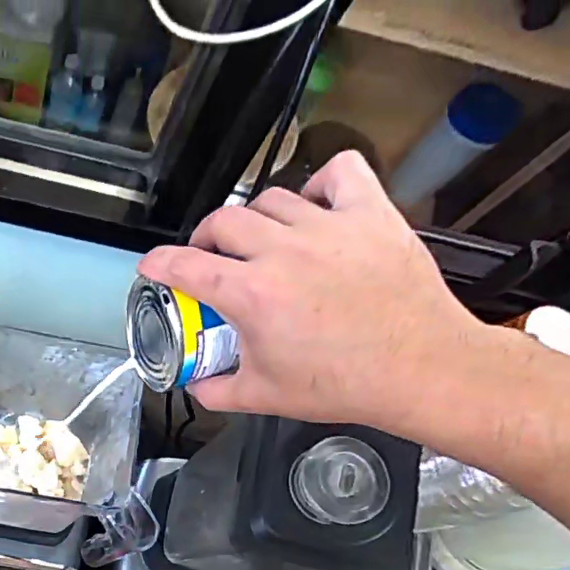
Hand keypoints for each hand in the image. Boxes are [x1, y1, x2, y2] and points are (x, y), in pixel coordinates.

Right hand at [136, 152, 497, 431]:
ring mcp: (328, 227)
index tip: (152, 265)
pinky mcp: (371, 214)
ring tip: (259, 238)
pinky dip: (319, 183)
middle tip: (208, 256)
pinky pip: (338, 172)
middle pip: (223, 221)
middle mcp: (284, 251)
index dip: (159, 264)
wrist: (417, 369)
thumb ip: (217, 390)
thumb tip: (198, 384)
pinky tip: (315, 205)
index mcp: (252, 294)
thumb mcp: (263, 396)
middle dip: (204, 237)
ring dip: (254, 218)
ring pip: (271, 199)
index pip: (186, 266)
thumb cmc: (342, 383)